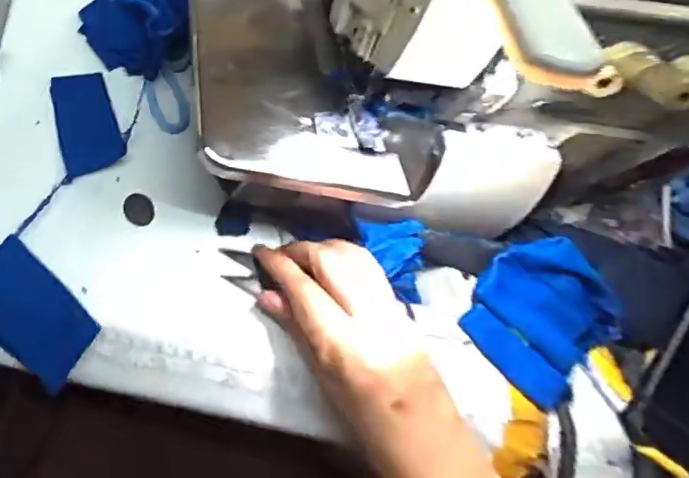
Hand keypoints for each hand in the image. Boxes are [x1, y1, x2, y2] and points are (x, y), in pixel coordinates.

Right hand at [255, 241, 490, 477]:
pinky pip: (368, 265)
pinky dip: (343, 255)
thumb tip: (267, 294)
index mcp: (347, 346)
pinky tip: (330, 264)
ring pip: (351, 253)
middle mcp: (371, 318)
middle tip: (278, 256)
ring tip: (301, 257)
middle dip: (299, 250)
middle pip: (329, 259)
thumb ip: (297, 331)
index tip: (259, 253)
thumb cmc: (368, 424)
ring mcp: (391, 308)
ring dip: (321, 247)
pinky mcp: (402, 306)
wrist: (429, 442)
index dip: (278, 264)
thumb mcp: (324, 382)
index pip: (305, 288)